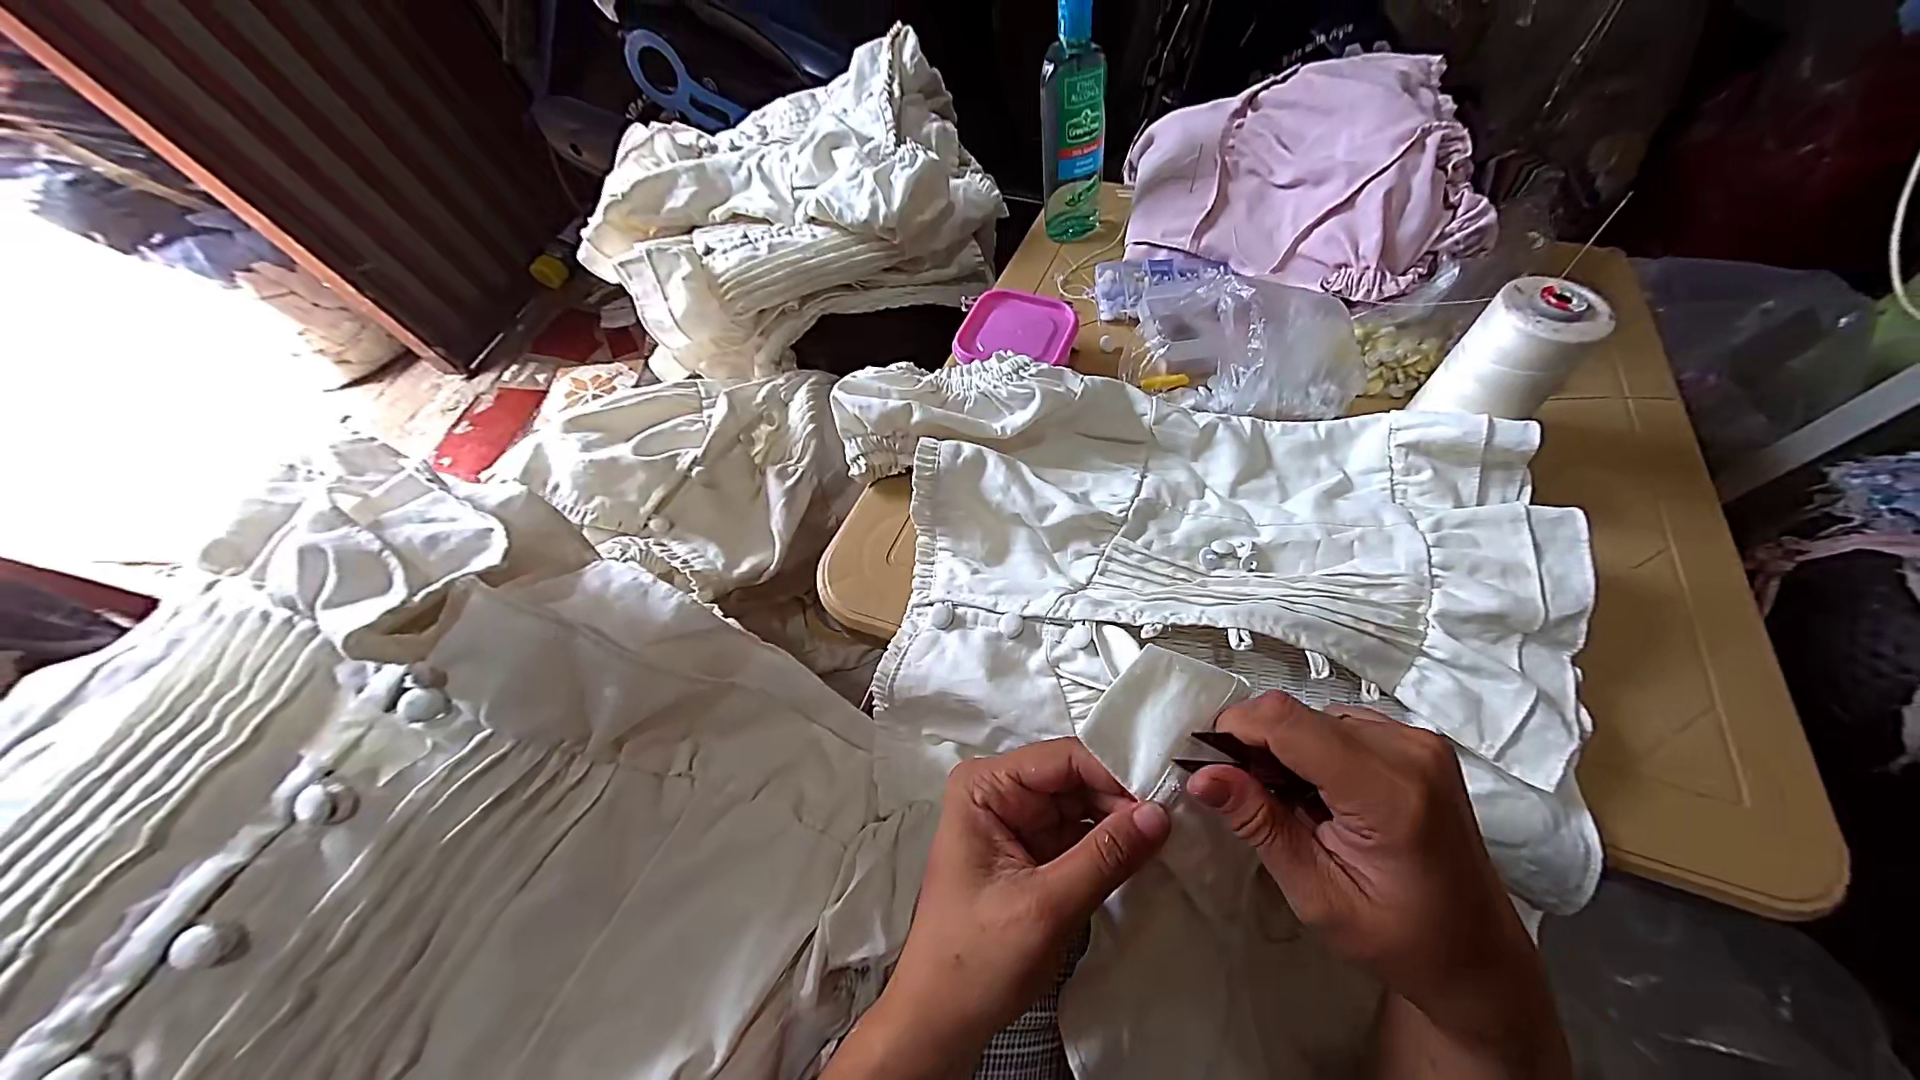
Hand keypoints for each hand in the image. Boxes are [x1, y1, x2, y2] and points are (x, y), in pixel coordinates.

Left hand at [824, 738, 1170, 1079]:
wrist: (941, 1018)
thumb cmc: (975, 960)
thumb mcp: (1045, 907)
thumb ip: (1104, 856)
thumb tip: (1160, 813)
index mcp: (984, 786)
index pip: (1062, 758)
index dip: (1114, 774)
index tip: (1165, 798)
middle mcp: (999, 791)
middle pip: (1076, 777)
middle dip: (1122, 799)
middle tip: (1176, 820)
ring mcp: (1016, 819)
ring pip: (1083, 804)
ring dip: (1122, 822)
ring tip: (1170, 836)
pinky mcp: (1032, 849)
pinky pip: (1080, 832)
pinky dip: (1110, 844)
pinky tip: (1145, 853)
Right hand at [1184, 693, 1568, 1078]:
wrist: (1479, 956)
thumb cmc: (1403, 940)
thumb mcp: (1318, 895)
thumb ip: (1259, 825)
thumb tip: (1202, 775)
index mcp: (1390, 794)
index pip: (1286, 721)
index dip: (1234, 730)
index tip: (1208, 762)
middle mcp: (1409, 751)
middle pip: (1292, 713)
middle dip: (1253, 744)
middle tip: (1246, 795)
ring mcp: (1417, 741)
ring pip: (1308, 713)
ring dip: (1280, 748)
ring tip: (1289, 802)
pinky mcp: (1415, 740)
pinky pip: (1334, 721)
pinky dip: (1308, 748)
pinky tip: (1316, 792)